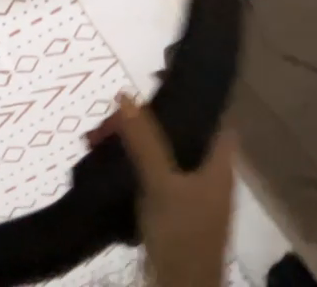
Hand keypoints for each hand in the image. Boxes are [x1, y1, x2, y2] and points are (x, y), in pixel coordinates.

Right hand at [88, 93, 235, 286]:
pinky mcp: (170, 213)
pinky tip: (104, 163)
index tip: (158, 80)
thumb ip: (144, 140)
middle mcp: (208, 178)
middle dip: (145, 122)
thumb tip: (125, 94)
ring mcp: (190, 197)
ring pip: (161, 155)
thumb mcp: (161, 183)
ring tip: (98, 138)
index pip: (214, 120)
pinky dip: (129, 165)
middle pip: (180, 135)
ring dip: (132, 143)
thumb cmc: (181, 236)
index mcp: (218, 167)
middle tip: (113, 116)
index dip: (193, 98)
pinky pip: (149, 176)